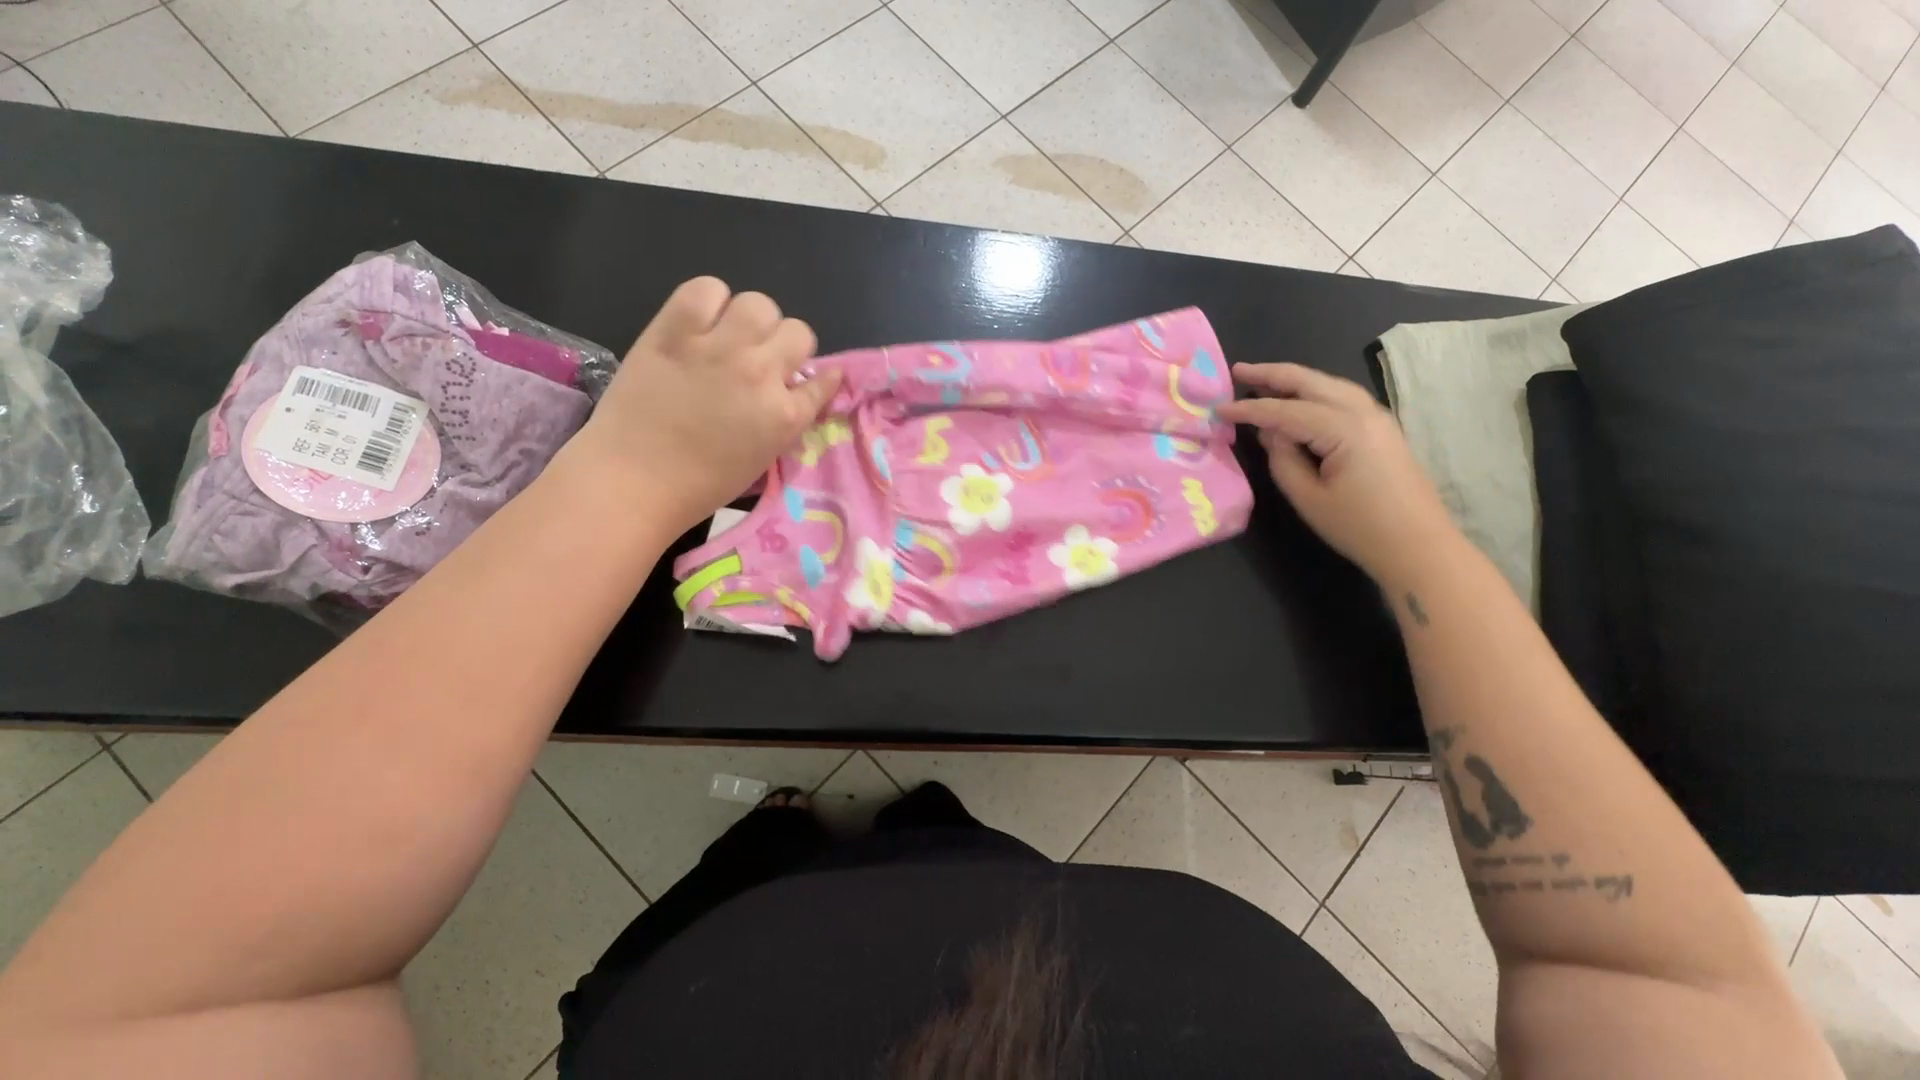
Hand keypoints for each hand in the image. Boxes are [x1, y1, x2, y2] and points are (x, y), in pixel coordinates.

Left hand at [562, 277, 842, 532]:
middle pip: (797, 331)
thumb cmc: (698, 484)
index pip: (823, 379)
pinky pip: (706, 288)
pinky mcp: (675, 331)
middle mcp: (760, 374)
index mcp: (785, 415)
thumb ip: (784, 419)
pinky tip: (697, 322)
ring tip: (727, 336)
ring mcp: (718, 349)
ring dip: (749, 320)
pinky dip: (707, 301)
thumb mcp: (761, 458)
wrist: (632, 481)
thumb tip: (793, 387)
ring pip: (759, 304)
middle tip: (757, 359)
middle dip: (782, 345)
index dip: (813, 377)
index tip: (799, 379)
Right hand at [1215, 362, 1457, 584]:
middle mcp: (1363, 412)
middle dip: (1273, 374)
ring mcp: (1378, 418)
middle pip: (1311, 381)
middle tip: (1238, 370)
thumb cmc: (1360, 528)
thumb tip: (1270, 434)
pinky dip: (1315, 392)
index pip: (1286, 411)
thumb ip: (1283, 460)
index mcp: (1344, 429)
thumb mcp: (1309, 498)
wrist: (1419, 547)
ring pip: (1330, 385)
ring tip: (1263, 381)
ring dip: (1295, 380)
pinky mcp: (1382, 429)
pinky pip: (1343, 398)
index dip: (1250, 409)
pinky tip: (1299, 400)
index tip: (1220, 409)